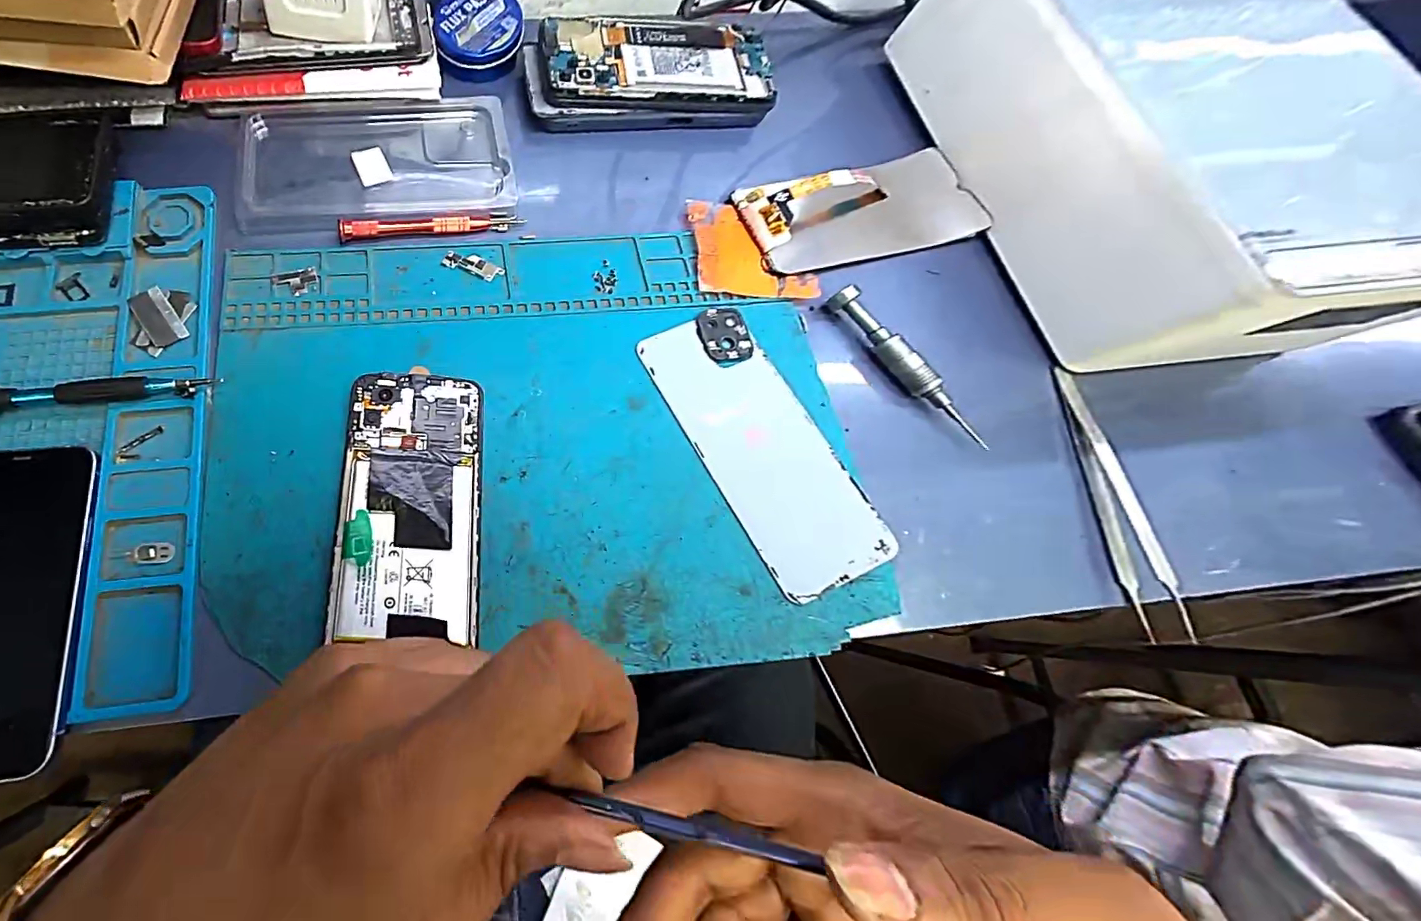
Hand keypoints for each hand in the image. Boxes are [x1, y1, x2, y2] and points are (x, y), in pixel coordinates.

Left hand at [34, 621, 638, 920]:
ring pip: (477, 668)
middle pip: (521, 668)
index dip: (606, 695)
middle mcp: (383, 687)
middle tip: (538, 803)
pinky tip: (418, 765)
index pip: (553, 662)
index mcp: (414, 770)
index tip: (604, 763)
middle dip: (553, 731)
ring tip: (467, 792)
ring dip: (499, 721)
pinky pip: (425, 668)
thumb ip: (527, 848)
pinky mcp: (329, 657)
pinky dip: (449, 709)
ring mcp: (350, 662)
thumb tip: (605, 816)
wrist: (157, 910)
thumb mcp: (430, 915)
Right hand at [610, 745, 1181, 920]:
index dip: (659, 789)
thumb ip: (949, 889)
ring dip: (677, 918)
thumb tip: (841, 870)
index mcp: (834, 810)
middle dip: (657, 891)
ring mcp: (815, 896)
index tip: (605, 823)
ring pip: (718, 901)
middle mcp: (809, 845)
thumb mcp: (1040, 904)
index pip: (723, 781)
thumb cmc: (1080, 916)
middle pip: (704, 854)